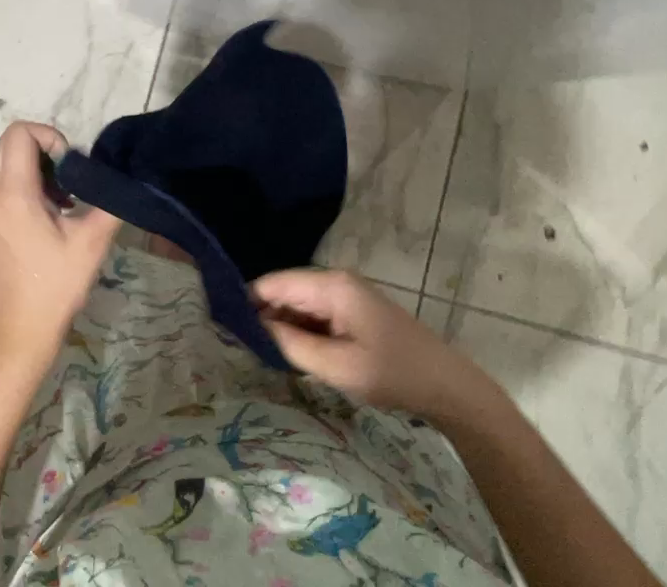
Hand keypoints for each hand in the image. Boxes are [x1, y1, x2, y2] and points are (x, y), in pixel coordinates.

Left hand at [0, 122, 120, 364]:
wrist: (22, 327)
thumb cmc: (56, 283)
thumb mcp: (92, 240)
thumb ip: (108, 199)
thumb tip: (119, 176)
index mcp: (12, 193)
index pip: (21, 133)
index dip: (51, 137)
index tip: (72, 166)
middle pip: (10, 142)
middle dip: (44, 148)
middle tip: (71, 177)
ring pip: (4, 160)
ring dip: (36, 166)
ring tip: (64, 197)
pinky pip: (1, 180)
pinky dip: (25, 181)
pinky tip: (50, 210)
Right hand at [252, 269, 507, 420]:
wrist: (446, 386)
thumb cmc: (391, 374)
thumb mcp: (336, 365)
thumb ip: (291, 344)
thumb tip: (254, 326)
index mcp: (331, 286)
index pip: (272, 283)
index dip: (244, 301)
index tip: (220, 325)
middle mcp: (336, 281)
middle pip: (283, 290)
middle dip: (260, 314)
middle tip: (236, 345)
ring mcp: (346, 295)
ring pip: (298, 303)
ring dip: (280, 324)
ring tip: (257, 351)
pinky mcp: (353, 311)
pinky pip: (314, 314)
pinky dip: (300, 330)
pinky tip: (290, 352)